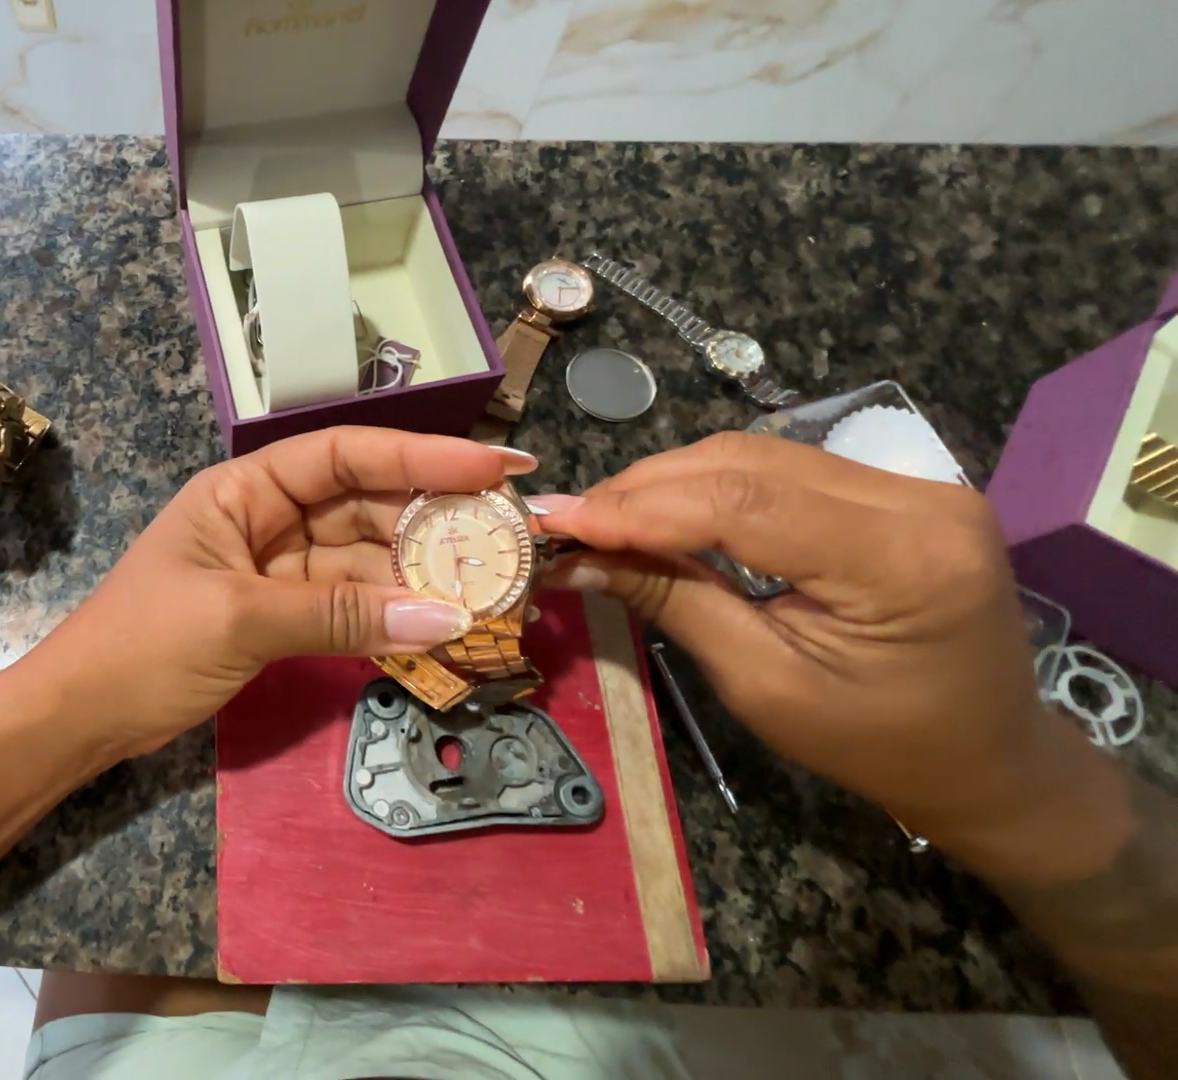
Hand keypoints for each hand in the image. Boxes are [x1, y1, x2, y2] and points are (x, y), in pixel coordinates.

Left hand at [24, 427, 533, 758]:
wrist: (83, 713)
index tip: (491, 467)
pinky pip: (345, 604)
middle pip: (361, 504)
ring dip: (416, 573)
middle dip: (430, 520)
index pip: (342, 455)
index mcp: (242, 489)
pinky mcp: (278, 613)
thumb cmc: (145, 646)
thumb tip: (448, 617)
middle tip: (508, 537)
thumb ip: (341, 616)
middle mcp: (264, 517)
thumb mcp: (241, 620)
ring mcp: (274, 568)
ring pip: (360, 558)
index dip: (419, 456)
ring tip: (488, 587)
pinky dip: (385, 614)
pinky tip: (435, 624)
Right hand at [531, 432, 1059, 840]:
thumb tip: (574, 560)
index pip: (742, 504)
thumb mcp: (759, 681)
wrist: (984, 754)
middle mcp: (917, 498)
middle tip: (565, 523)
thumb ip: (670, 602)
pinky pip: (772, 465)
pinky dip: (699, 484)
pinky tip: (655, 509)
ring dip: (662, 481)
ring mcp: (911, 482)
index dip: (638, 508)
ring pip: (749, 452)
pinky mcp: (890, 485)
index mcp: (900, 561)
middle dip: (639, 489)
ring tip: (598, 519)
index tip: (556, 522)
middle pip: (742, 462)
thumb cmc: (873, 741)